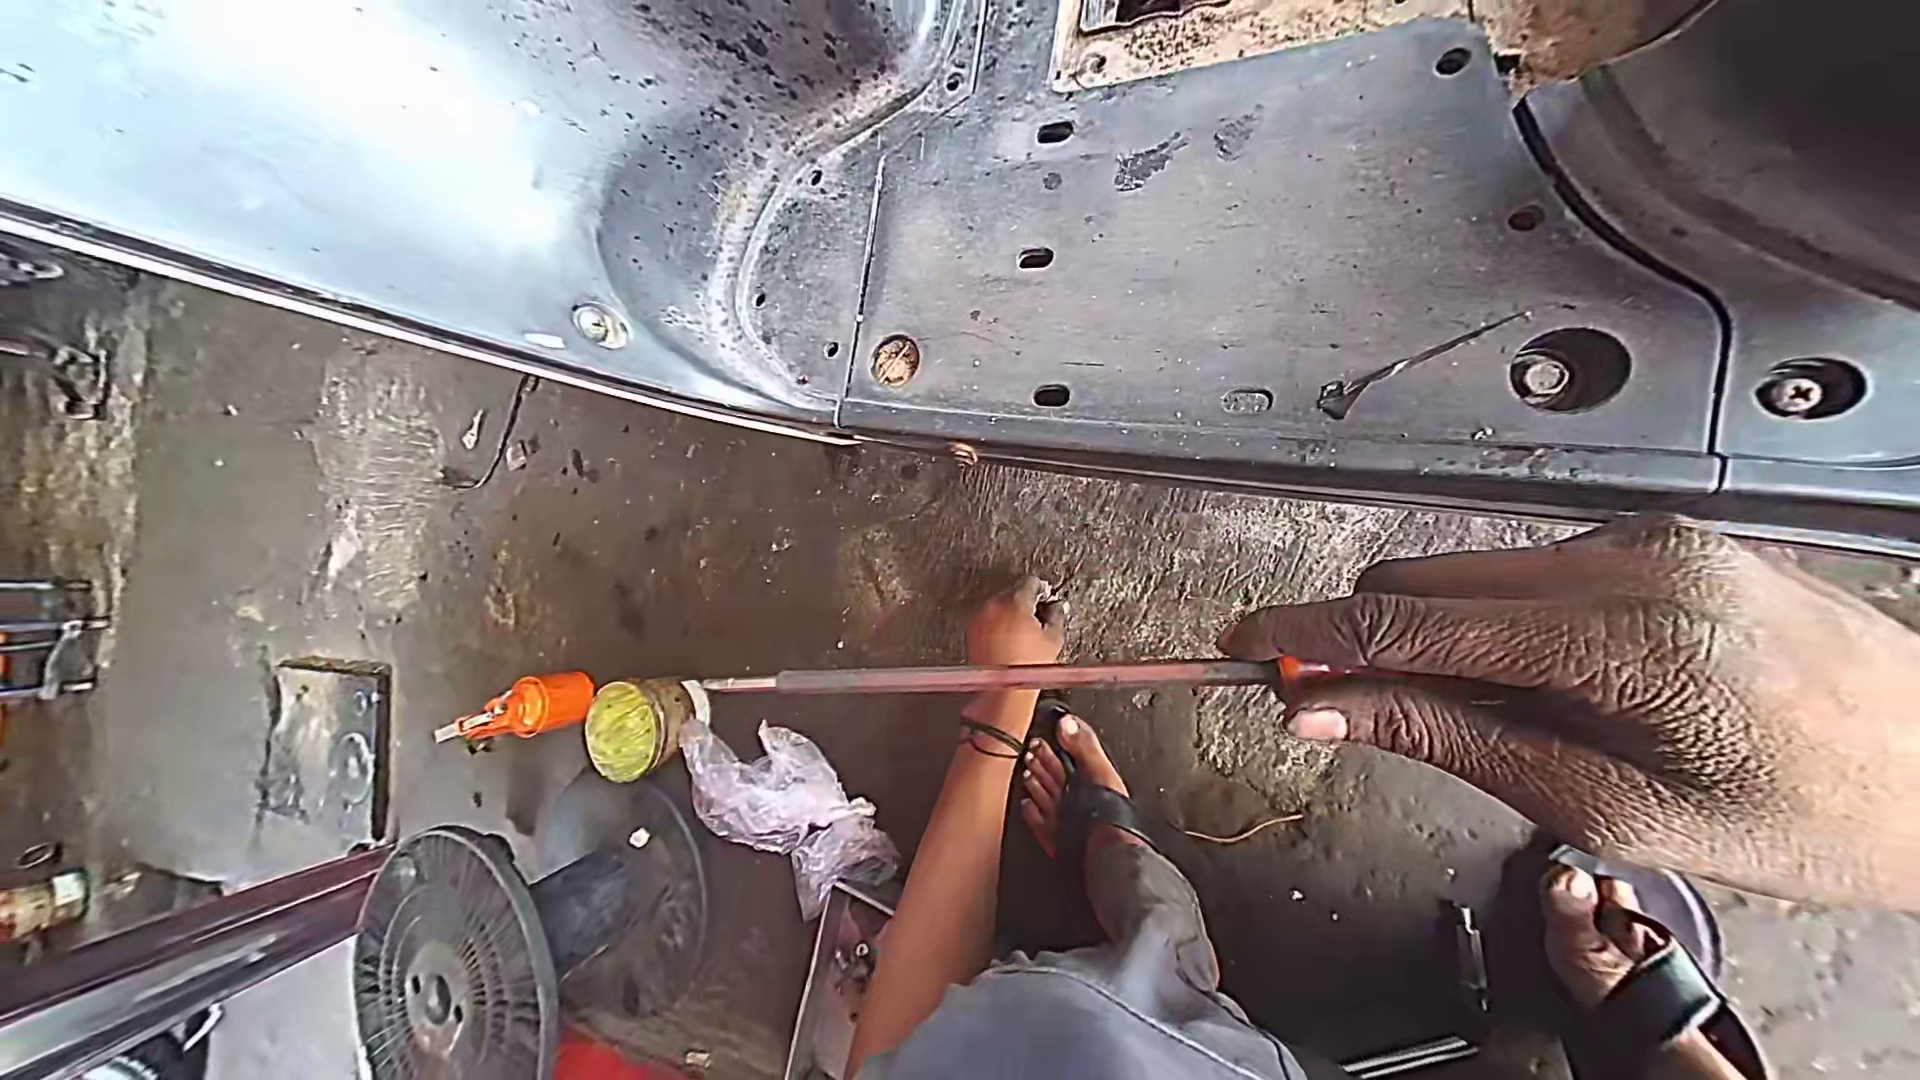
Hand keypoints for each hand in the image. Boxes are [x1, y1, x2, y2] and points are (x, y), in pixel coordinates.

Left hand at [967, 575, 1065, 666]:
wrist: (1002, 691)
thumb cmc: (1026, 668)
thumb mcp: (1052, 639)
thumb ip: (1057, 616)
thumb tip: (1057, 608)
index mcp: (1016, 602)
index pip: (1031, 583)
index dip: (1043, 590)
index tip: (1047, 597)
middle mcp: (995, 606)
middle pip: (1013, 592)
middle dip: (1025, 601)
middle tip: (1037, 616)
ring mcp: (981, 618)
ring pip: (999, 606)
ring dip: (1010, 612)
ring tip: (1022, 631)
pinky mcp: (972, 631)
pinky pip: (988, 619)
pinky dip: (998, 624)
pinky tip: (1008, 639)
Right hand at [1220, 516, 1919, 909]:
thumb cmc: (1807, 817)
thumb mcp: (1602, 807)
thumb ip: (1441, 737)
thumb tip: (1316, 711)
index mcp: (1621, 639)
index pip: (1404, 624)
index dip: (1305, 633)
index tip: (1241, 641)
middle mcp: (1621, 561)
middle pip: (1412, 584)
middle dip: (1357, 638)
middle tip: (1341, 698)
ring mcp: (1633, 538)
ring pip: (1450, 576)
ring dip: (1419, 634)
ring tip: (1468, 700)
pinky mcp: (1638, 535)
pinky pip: (1502, 571)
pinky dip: (1472, 620)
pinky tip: (1524, 669)